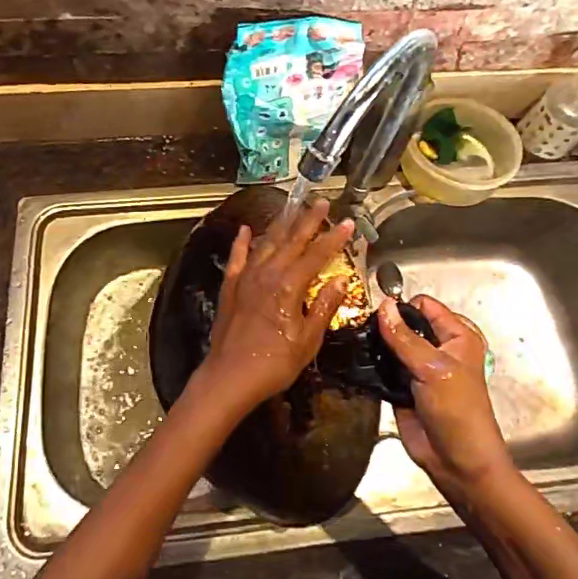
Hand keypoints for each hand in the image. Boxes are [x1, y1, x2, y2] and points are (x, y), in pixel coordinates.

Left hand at [193, 197, 354, 415]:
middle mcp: (266, 275)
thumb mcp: (308, 340)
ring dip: (281, 226)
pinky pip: (237, 258)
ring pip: (266, 244)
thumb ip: (324, 307)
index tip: (347, 222)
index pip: (317, 256)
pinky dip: (242, 242)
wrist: (230, 376)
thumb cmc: (275, 363)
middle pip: (291, 241)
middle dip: (308, 220)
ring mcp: (245, 279)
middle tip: (322, 202)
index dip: (333, 239)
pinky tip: (245, 230)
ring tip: (292, 209)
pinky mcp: (230, 288)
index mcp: (289, 287)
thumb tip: (341, 280)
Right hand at [376, 294, 517, 496]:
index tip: (379, 316)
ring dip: (376, 347)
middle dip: (385, 326)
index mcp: (457, 336)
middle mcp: (438, 348)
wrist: (456, 460)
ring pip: (390, 346)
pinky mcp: (401, 387)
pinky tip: (357, 365)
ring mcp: (418, 368)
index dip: (402, 307)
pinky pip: (382, 369)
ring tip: (357, 348)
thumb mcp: (433, 368)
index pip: (424, 306)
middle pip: (405, 324)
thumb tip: (384, 306)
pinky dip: (371, 367)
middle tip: (363, 331)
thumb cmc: (458, 412)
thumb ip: (404, 337)